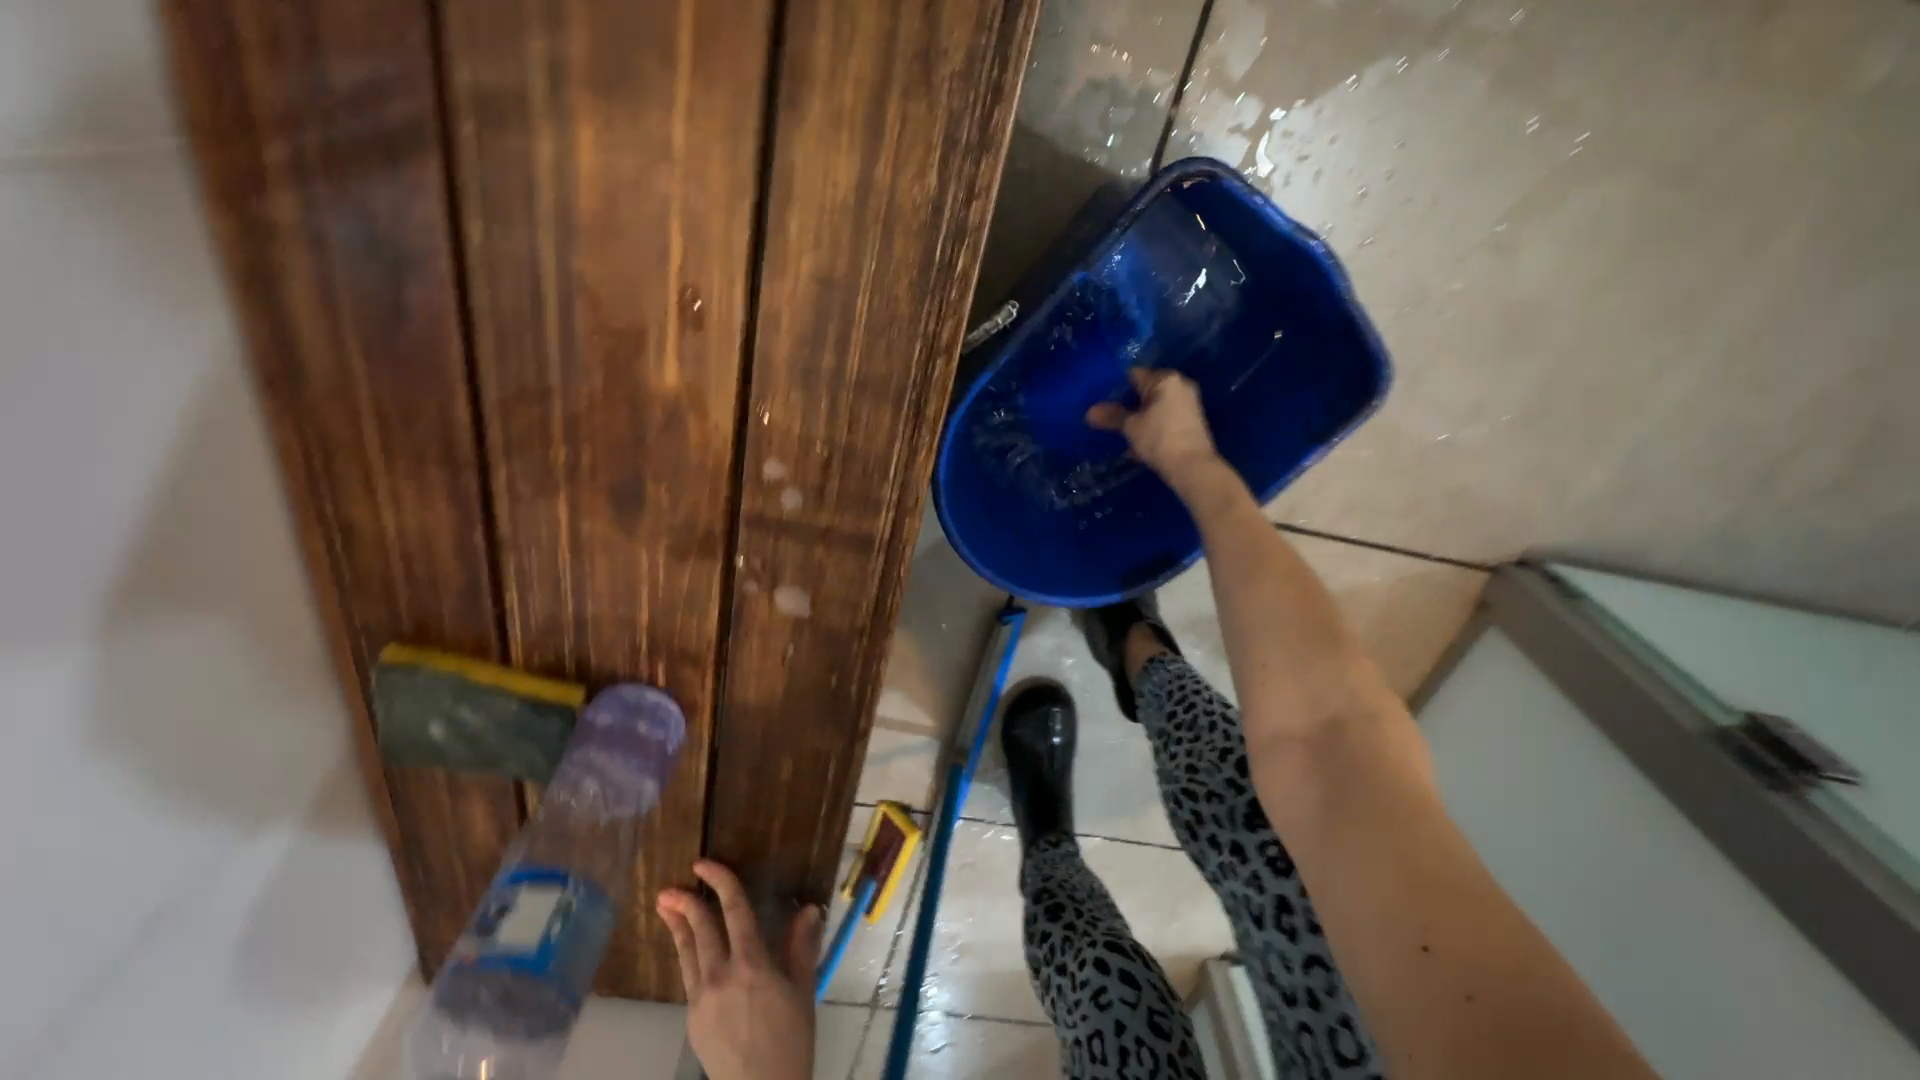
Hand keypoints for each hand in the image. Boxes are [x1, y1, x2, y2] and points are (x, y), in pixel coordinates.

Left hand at [657, 861, 822, 1079]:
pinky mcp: (691, 1018)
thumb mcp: (804, 992)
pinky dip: (686, 954)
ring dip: (676, 925)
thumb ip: (801, 948)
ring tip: (665, 905)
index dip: (719, 882)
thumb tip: (808, 910)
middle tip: (673, 885)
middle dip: (686, 902)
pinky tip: (687, 948)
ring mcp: (701, 998)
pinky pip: (688, 976)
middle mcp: (721, 975)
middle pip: (700, 928)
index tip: (704, 864)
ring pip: (686, 951)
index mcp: (753, 965)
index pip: (733, 911)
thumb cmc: (792, 1041)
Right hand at [1086, 367, 1221, 488]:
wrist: (1193, 467)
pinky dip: (1153, 426)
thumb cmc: (1159, 439)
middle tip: (1109, 418)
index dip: (1115, 388)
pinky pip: (1165, 418)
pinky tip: (1140, 444)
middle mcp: (1180, 385)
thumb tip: (1089, 413)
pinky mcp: (1193, 421)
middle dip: (1128, 405)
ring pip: (1156, 406)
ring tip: (1122, 433)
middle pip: (1146, 390)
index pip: (1133, 375)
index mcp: (1165, 379)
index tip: (1101, 403)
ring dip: (1140, 418)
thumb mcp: (1131, 427)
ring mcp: (1189, 403)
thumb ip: (1111, 416)